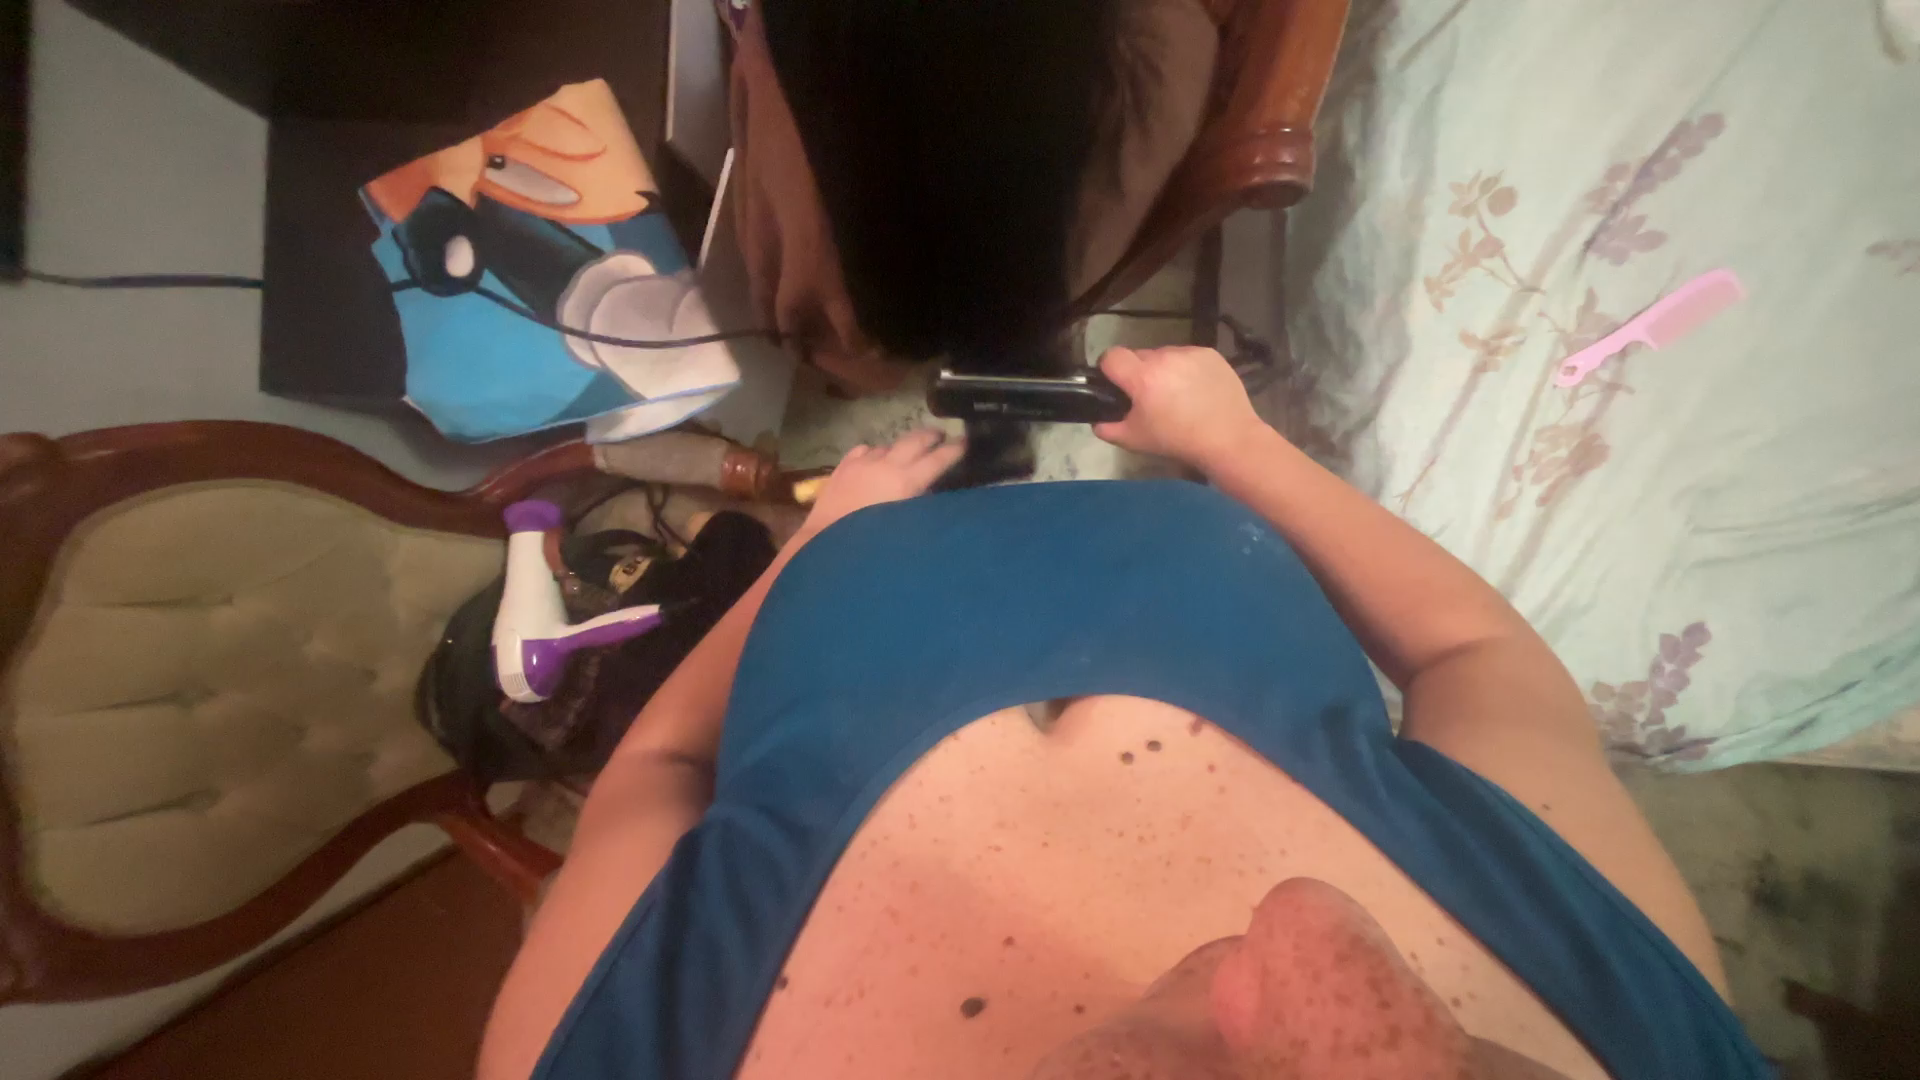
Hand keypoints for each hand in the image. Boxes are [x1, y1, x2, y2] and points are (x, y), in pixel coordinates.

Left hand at [798, 429, 965, 536]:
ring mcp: (863, 462)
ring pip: (889, 445)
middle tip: (942, 436)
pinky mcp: (844, 466)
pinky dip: (875, 453)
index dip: (955, 450)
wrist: (825, 541)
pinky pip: (865, 450)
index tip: (966, 442)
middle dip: (931, 436)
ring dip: (901, 447)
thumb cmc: (870, 542)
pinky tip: (875, 460)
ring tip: (908, 452)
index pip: (938, 459)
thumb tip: (931, 492)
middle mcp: (886, 465)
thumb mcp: (905, 526)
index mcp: (906, 481)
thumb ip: (921, 504)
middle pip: (915, 441)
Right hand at [1092, 345, 1270, 468]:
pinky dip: (1185, 369)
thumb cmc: (1177, 440)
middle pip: (1139, 356)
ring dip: (1162, 370)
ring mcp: (1190, 353)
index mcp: (1143, 377)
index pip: (1111, 356)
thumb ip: (1107, 428)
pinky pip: (1187, 357)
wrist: (1228, 438)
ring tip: (1175, 395)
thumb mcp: (1134, 440)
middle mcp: (1165, 357)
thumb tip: (1098, 421)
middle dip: (1138, 373)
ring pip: (1164, 355)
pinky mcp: (1210, 354)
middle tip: (1149, 398)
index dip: (1108, 369)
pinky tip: (1195, 390)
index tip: (1115, 386)